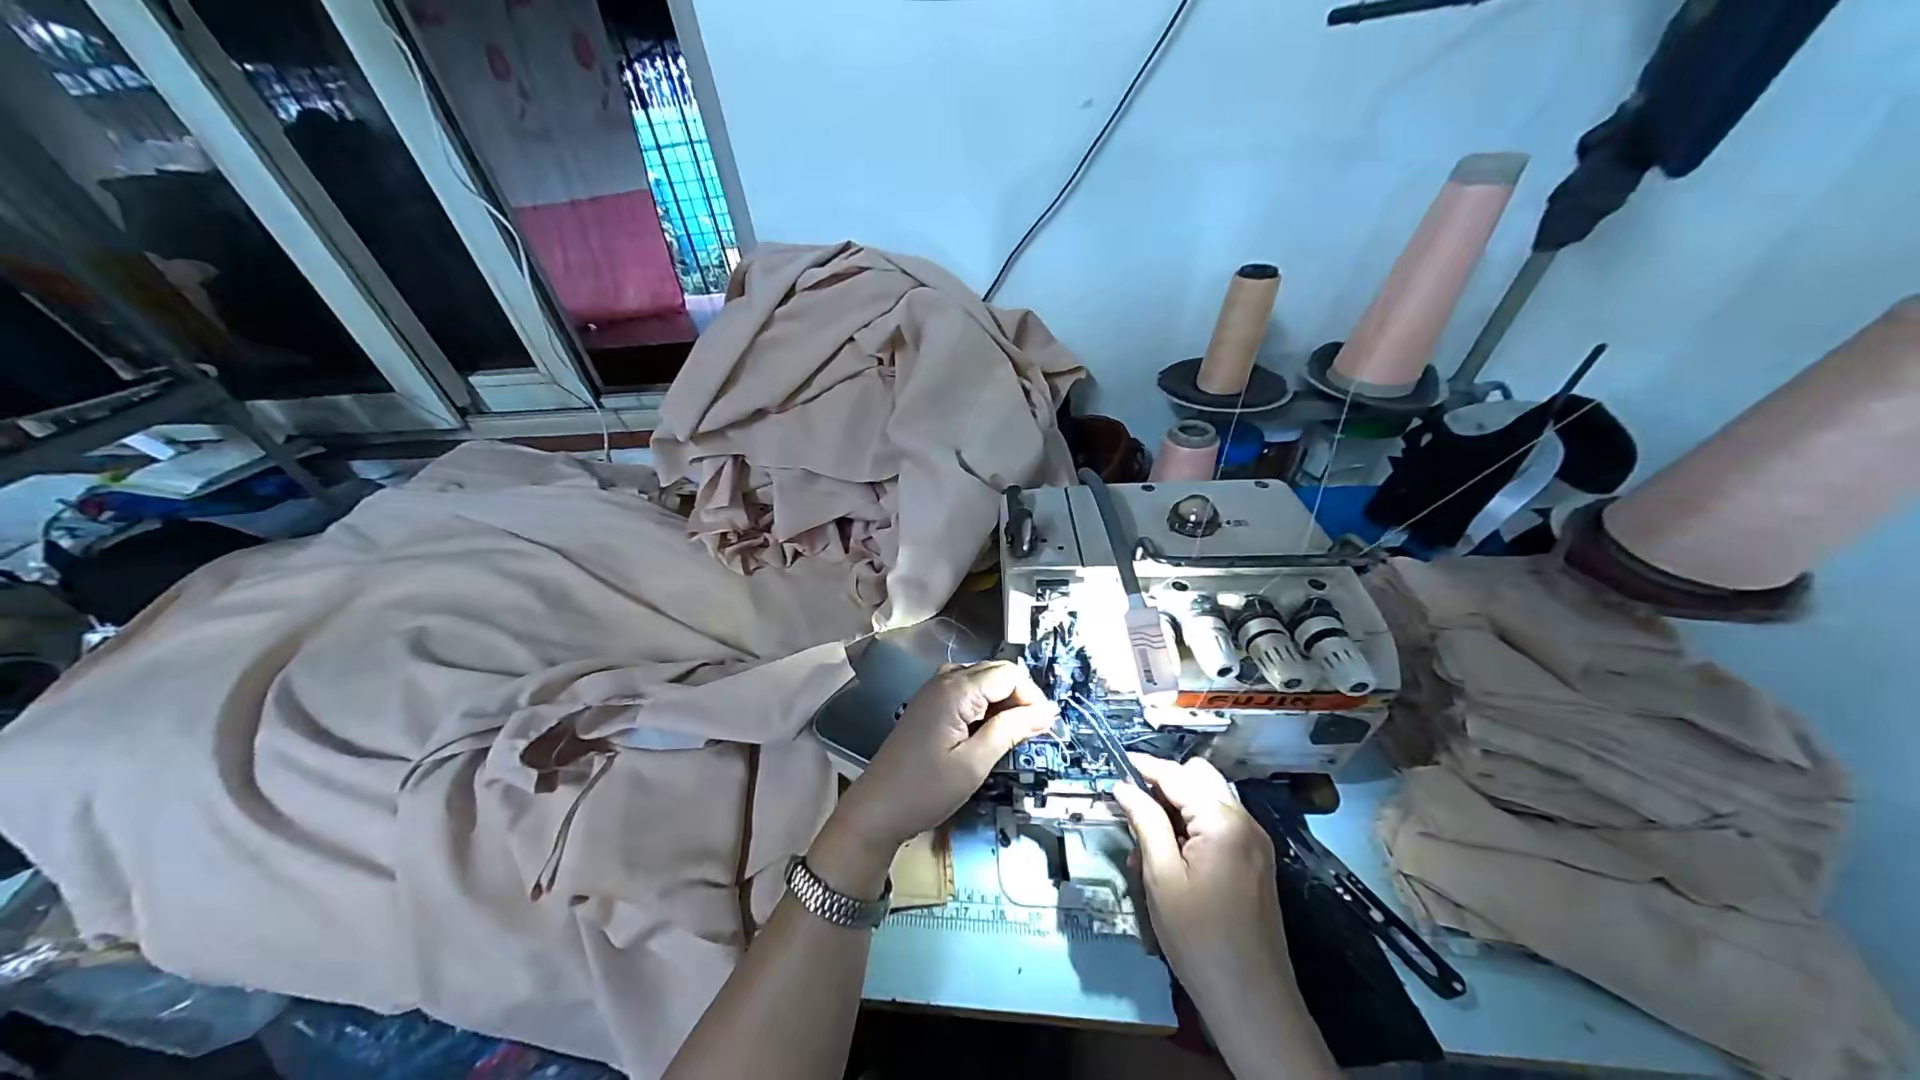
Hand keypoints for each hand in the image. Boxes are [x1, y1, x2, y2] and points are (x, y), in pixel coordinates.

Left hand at [830, 661, 1055, 855]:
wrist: (877, 809)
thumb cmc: (926, 789)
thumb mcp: (975, 763)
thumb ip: (1010, 730)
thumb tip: (1045, 711)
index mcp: (956, 690)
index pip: (1008, 674)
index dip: (1031, 696)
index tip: (1044, 727)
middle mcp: (945, 680)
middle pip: (995, 672)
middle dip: (1019, 697)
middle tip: (1031, 733)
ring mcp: (934, 691)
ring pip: (981, 681)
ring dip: (1002, 702)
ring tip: (1012, 735)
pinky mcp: (929, 705)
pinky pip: (966, 693)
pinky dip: (983, 706)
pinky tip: (987, 732)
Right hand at [1112, 755, 1291, 1000]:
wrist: (1251, 999)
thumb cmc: (1199, 938)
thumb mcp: (1161, 877)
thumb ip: (1145, 822)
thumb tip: (1125, 787)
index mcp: (1223, 822)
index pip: (1177, 776)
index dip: (1144, 766)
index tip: (1117, 764)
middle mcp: (1245, 822)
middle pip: (1200, 778)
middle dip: (1164, 782)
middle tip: (1132, 803)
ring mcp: (1255, 842)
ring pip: (1210, 798)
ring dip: (1179, 803)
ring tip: (1147, 834)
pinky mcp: (1257, 861)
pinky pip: (1221, 823)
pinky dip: (1195, 824)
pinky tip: (1172, 852)